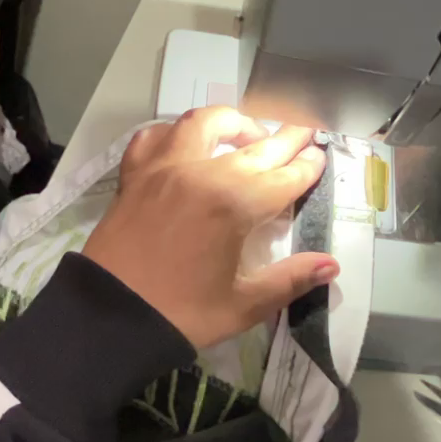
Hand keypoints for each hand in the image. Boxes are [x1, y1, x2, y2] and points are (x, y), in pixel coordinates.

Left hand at [82, 107, 338, 349]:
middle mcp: (203, 173)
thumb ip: (290, 279)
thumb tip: (331, 265)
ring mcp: (165, 168)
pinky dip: (176, 133)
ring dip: (232, 123)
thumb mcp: (244, 304)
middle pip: (254, 146)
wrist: (109, 318)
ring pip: (203, 123)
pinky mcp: (134, 175)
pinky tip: (185, 143)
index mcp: (235, 204)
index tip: (319, 157)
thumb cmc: (183, 315)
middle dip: (284, 139)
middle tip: (303, 133)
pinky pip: (156, 136)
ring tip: (246, 135)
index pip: (284, 177)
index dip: (306, 168)